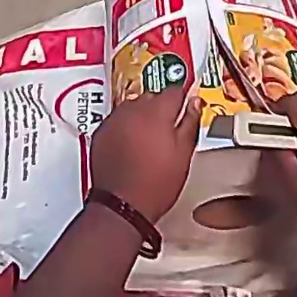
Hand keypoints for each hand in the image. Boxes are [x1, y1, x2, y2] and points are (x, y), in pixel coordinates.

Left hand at [87, 83, 202, 221]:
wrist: (123, 206)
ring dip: (142, 116)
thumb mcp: (183, 154)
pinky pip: (117, 120)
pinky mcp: (101, 132)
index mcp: (157, 112)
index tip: (187, 104)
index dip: (183, 98)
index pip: (174, 91)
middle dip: (161, 108)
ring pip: (133, 107)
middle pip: (152, 97)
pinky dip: (125, 126)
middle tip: (169, 129)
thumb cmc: (156, 184)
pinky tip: (131, 146)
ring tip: (149, 140)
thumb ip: (190, 123)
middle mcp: (133, 109)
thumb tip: (195, 103)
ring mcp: (114, 119)